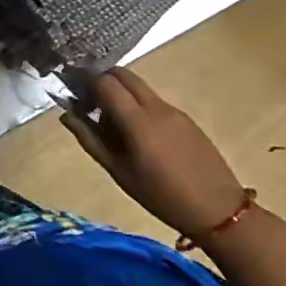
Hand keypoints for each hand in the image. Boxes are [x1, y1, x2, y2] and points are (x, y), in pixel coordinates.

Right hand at [60, 67, 247, 241]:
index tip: (75, 95)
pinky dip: (137, 105)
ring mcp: (173, 110)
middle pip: (122, 74)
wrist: (219, 211)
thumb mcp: (119, 171)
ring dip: (120, 92)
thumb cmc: (161, 196)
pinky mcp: (185, 118)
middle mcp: (155, 105)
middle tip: (91, 103)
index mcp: (137, 119)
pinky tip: (138, 135)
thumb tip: (66, 115)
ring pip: (138, 86)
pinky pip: (153, 100)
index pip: (104, 81)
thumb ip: (90, 139)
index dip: (85, 82)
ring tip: (113, 124)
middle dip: (102, 80)